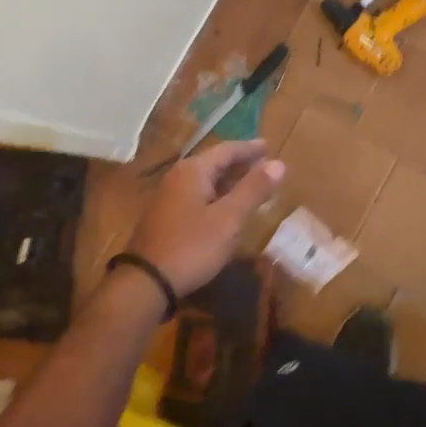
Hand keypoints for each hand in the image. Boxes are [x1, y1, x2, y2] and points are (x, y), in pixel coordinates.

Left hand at [125, 140, 283, 294]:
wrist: (146, 280)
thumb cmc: (192, 246)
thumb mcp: (229, 219)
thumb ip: (253, 190)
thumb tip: (279, 163)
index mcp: (193, 170)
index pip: (226, 149)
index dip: (249, 148)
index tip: (269, 146)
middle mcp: (178, 176)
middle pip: (214, 162)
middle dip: (239, 163)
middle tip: (263, 165)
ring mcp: (168, 195)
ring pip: (204, 180)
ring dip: (228, 180)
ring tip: (249, 185)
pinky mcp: (165, 215)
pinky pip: (196, 194)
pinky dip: (216, 194)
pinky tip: (225, 208)